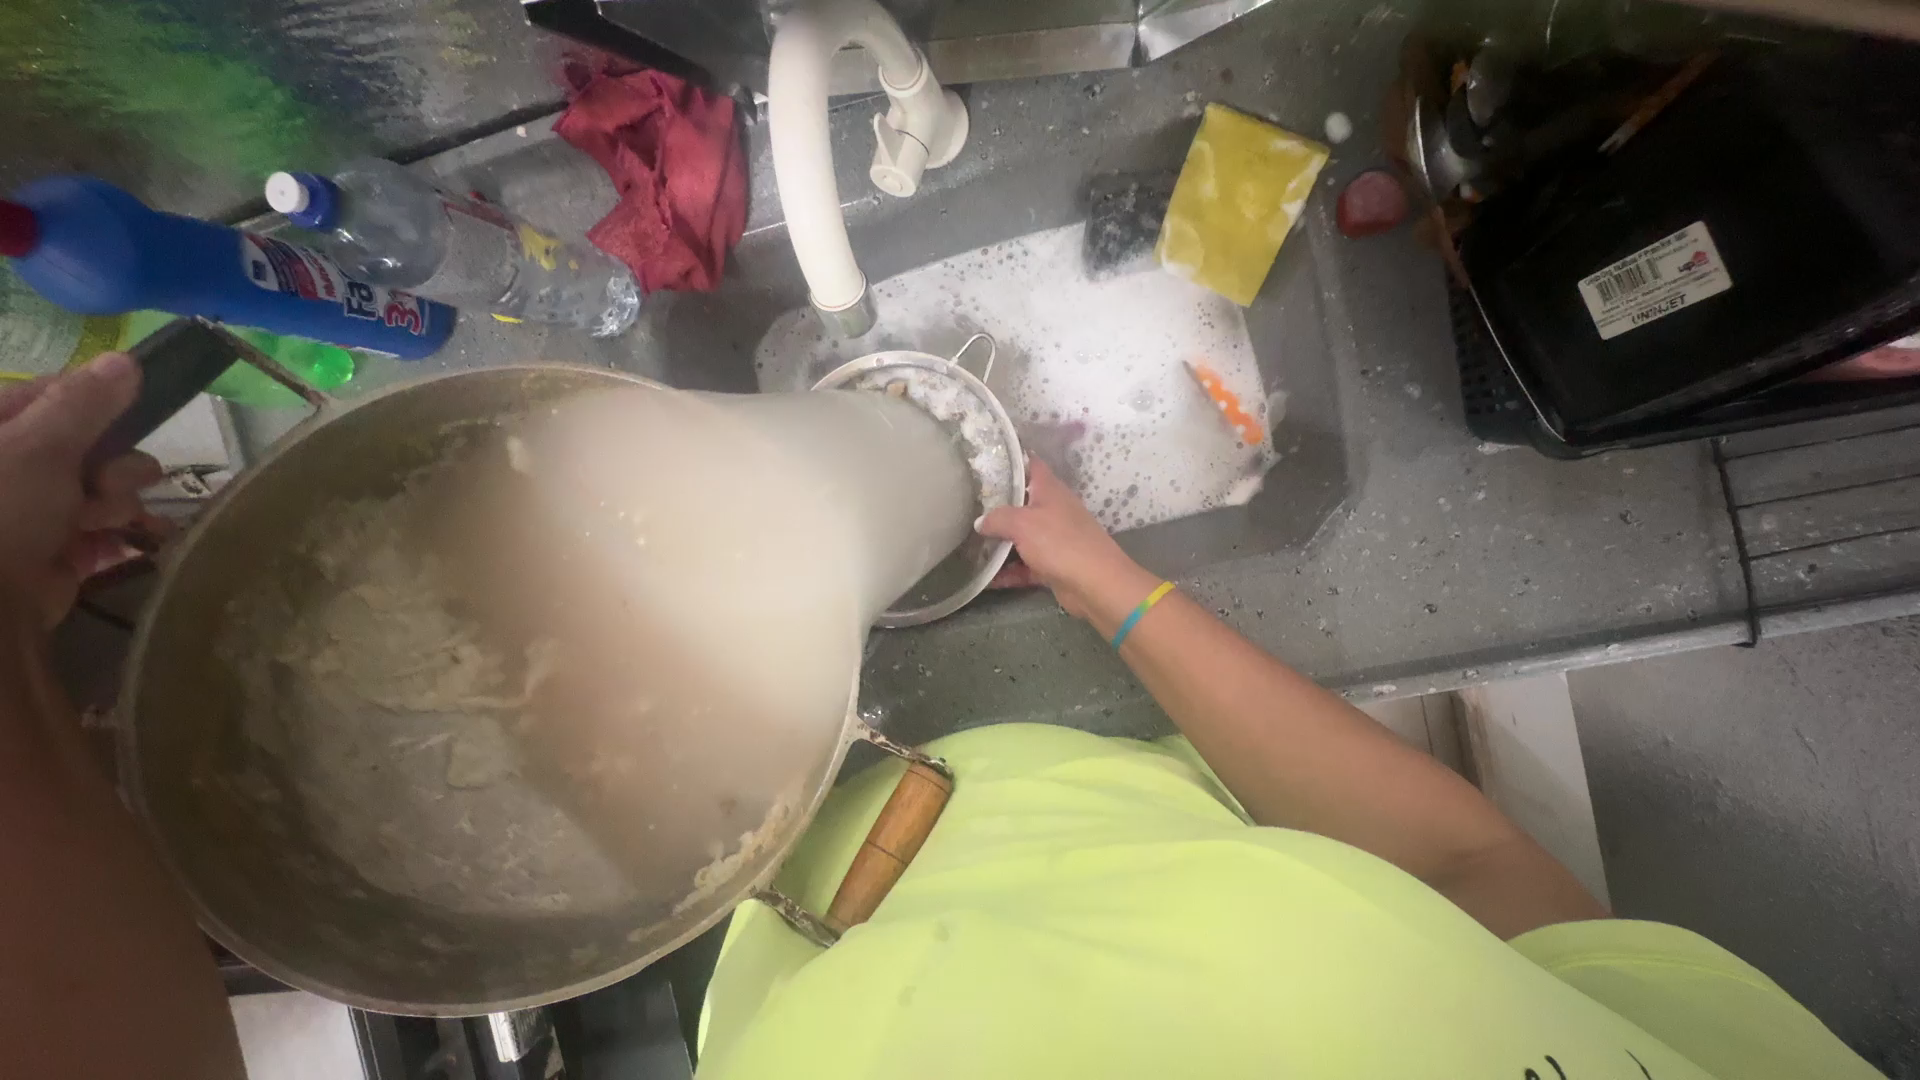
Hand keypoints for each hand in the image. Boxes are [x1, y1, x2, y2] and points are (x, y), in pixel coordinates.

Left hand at [0, 353, 163, 626]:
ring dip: (116, 501)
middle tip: (100, 483)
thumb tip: (126, 359)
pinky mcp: (57, 541)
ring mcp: (31, 505)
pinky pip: (110, 521)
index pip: (50, 395)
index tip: (119, 422)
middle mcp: (6, 464)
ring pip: (106, 483)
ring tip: (97, 521)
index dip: (94, 405)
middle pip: (90, 441)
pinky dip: (120, 529)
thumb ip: (84, 405)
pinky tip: (113, 538)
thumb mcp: (37, 450)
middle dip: (112, 465)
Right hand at [976, 458, 1160, 628]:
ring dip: (1000, 543)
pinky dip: (1008, 572)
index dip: (1012, 459)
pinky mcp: (1053, 565)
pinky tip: (985, 580)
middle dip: (997, 505)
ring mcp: (1054, 539)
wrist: (1095, 583)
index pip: (1032, 464)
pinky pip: (1025, 566)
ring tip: (970, 543)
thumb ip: (997, 518)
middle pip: (1022, 503)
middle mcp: (1053, 510)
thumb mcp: (1022, 523)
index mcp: (1050, 490)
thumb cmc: (1059, 542)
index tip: (987, 460)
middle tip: (968, 505)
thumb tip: (981, 522)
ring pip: (1022, 537)